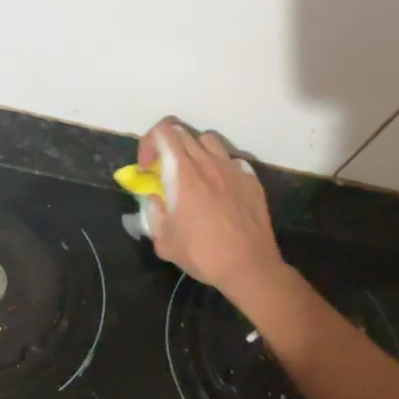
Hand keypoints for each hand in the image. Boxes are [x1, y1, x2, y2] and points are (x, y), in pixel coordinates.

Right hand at [138, 119, 284, 299]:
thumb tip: (157, 199)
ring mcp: (233, 169)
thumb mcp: (164, 242)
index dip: (149, 143)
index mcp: (183, 174)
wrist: (249, 267)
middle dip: (167, 146)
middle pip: (183, 132)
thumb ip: (154, 215)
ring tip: (193, 173)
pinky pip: (231, 160)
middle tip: (164, 170)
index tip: (146, 168)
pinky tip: (220, 189)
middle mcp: (208, 163)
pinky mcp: (252, 179)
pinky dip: (220, 167)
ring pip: (209, 141)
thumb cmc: (203, 254)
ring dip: (194, 150)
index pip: (163, 132)